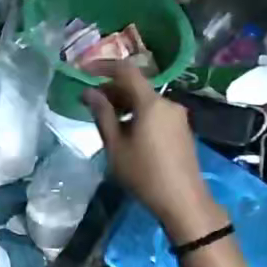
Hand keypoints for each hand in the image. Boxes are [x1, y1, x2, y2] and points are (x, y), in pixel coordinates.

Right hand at [84, 63, 225, 234]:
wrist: (183, 200)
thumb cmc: (144, 173)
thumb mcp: (115, 145)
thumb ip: (102, 114)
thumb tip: (89, 92)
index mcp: (151, 103)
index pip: (126, 70)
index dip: (102, 66)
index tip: (82, 70)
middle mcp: (167, 102)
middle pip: (135, 85)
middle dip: (110, 88)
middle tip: (87, 100)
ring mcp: (176, 115)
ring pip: (144, 99)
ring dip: (122, 102)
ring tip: (101, 116)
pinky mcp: (180, 128)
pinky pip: (153, 111)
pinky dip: (135, 112)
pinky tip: (122, 128)